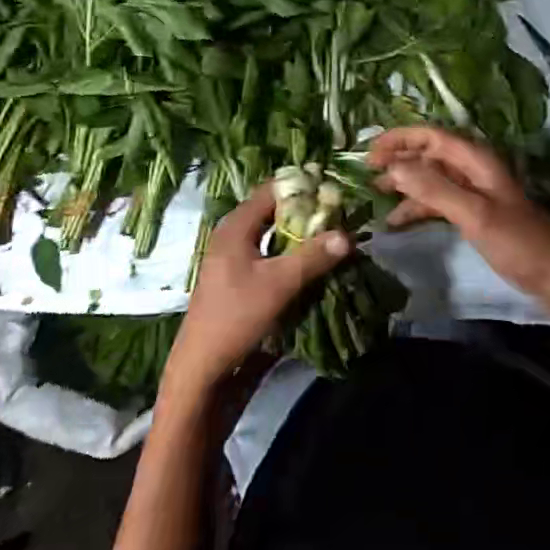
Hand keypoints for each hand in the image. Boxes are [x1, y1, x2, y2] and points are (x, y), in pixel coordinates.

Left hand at [162, 185, 350, 393]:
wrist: (203, 361)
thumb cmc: (237, 315)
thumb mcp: (279, 284)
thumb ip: (312, 257)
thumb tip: (346, 235)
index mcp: (235, 225)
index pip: (271, 190)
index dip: (300, 187)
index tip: (330, 191)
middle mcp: (230, 232)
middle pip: (270, 209)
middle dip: (301, 210)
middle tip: (334, 213)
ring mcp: (230, 253)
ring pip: (267, 230)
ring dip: (294, 231)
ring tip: (326, 233)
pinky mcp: (234, 272)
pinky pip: (264, 248)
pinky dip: (284, 248)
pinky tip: (304, 258)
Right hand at [369, 126, 549, 304]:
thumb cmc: (517, 242)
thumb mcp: (473, 214)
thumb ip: (434, 189)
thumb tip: (393, 166)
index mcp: (476, 161)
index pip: (432, 136)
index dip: (400, 138)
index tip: (370, 151)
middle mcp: (472, 170)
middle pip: (429, 154)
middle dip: (398, 159)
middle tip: (367, 172)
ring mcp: (473, 192)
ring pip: (430, 179)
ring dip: (405, 184)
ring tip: (376, 194)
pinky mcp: (472, 213)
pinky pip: (437, 202)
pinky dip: (417, 207)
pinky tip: (397, 220)